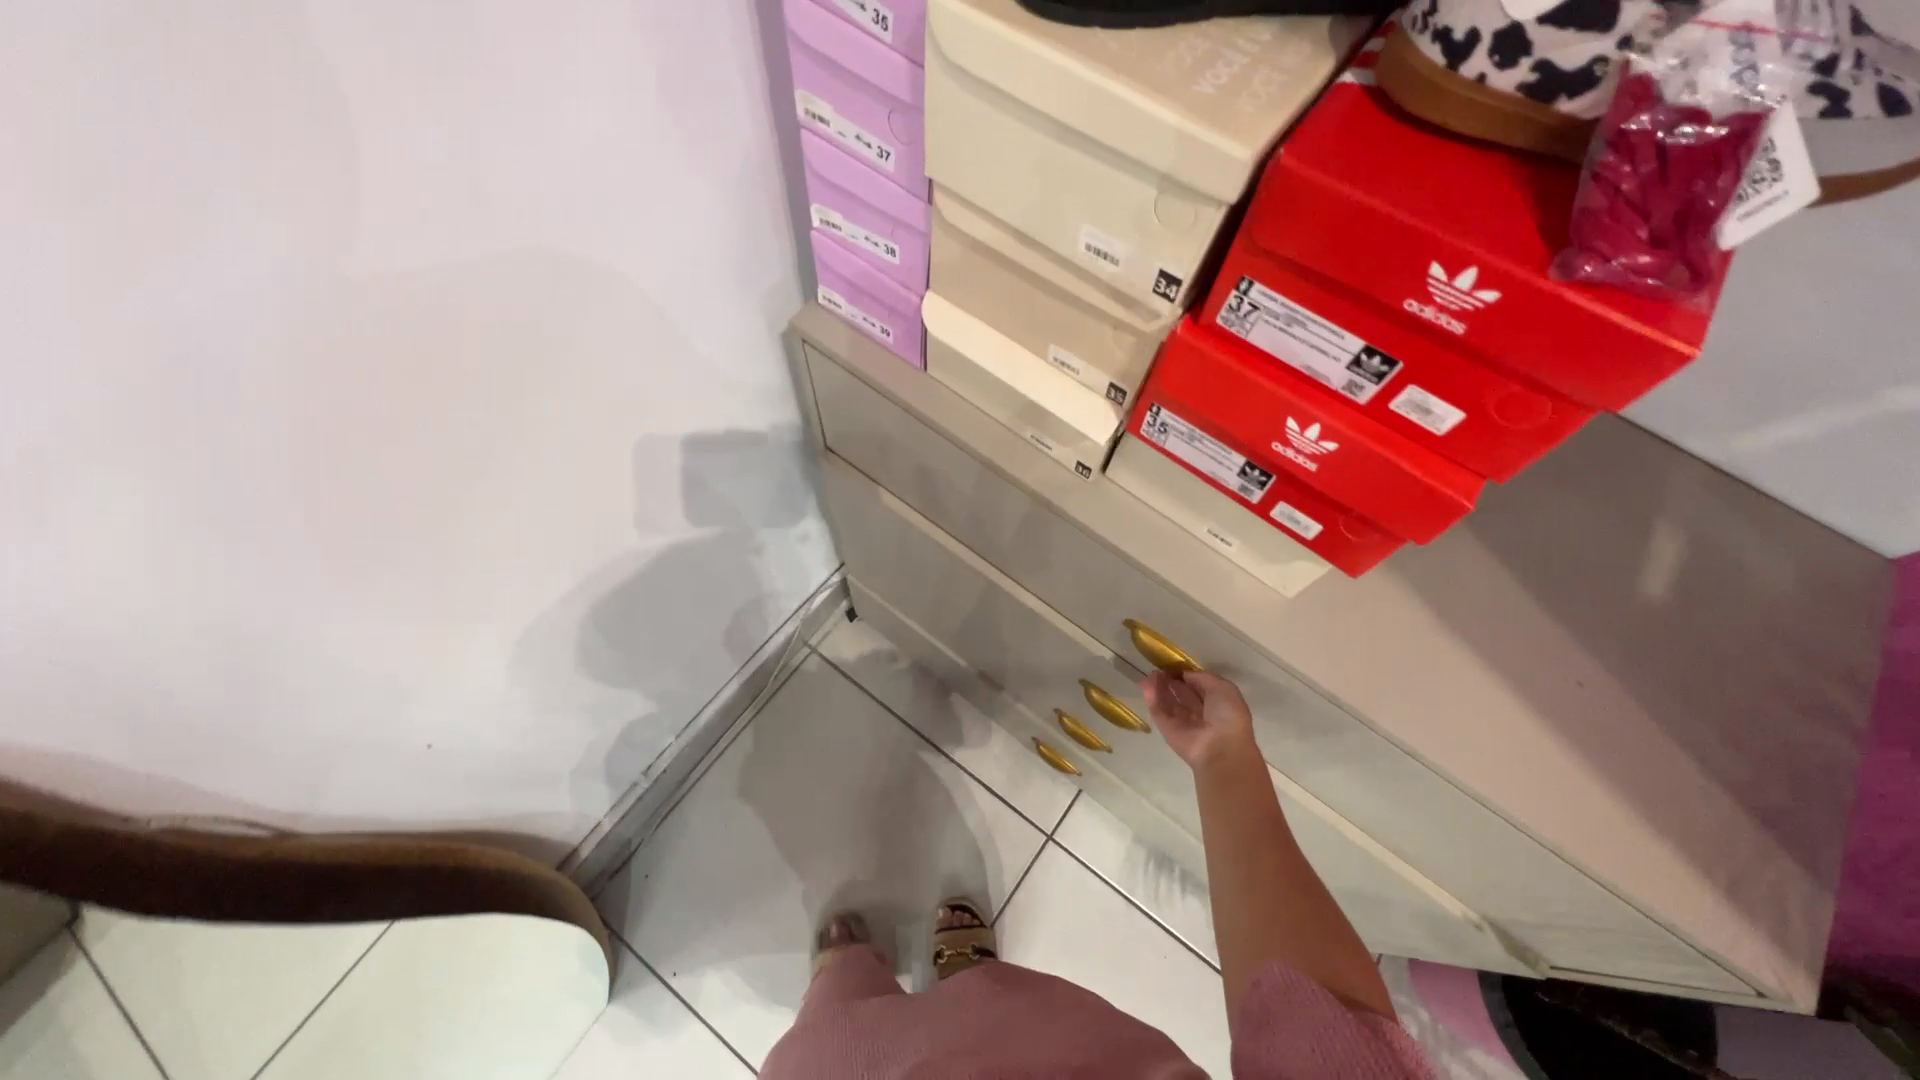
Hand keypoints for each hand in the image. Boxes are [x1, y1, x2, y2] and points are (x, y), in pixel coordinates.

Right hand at [1140, 670, 1257, 770]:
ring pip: (1168, 701)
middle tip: (1160, 667)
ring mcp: (1182, 722)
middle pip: (1182, 693)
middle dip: (1171, 680)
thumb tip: (1185, 674)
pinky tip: (1147, 683)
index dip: (1187, 675)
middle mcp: (1199, 713)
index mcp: (1217, 703)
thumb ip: (1203, 678)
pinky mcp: (1166, 728)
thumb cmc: (1228, 715)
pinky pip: (1158, 710)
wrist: (1219, 747)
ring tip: (1151, 673)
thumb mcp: (1223, 688)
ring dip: (1159, 686)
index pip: (1198, 686)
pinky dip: (1152, 697)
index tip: (1176, 664)